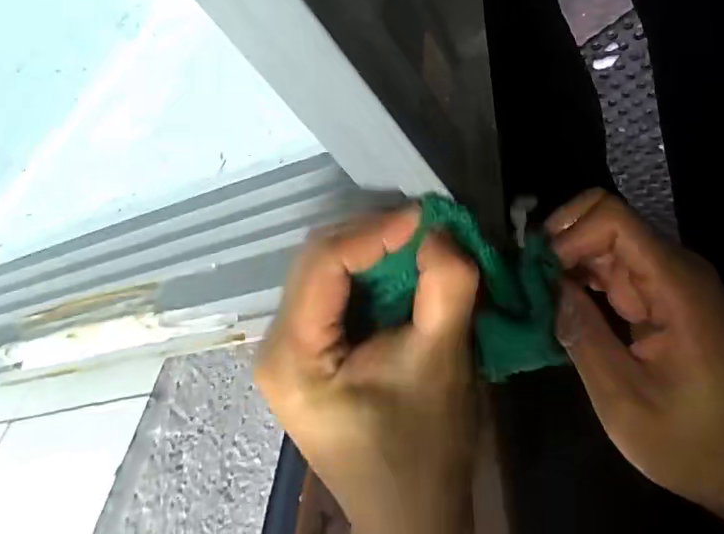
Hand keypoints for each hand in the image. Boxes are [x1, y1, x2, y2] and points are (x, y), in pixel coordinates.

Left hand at [255, 207, 480, 533]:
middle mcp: (277, 344)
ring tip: (422, 242)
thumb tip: (440, 229)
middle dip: (377, 235)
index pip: (324, 261)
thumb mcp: (443, 361)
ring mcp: (291, 347)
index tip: (427, 218)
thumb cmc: (424, 447)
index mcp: (292, 354)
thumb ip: (446, 286)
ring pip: (329, 266)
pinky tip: (406, 267)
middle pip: (320, 258)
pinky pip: (338, 286)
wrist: (416, 515)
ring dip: (378, 248)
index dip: (376, 230)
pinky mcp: (311, 349)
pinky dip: (375, 268)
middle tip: (429, 228)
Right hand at [547, 189, 723, 529]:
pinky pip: (617, 266)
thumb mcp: (627, 403)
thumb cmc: (693, 442)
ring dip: (569, 260)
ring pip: (607, 240)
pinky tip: (561, 302)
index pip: (613, 218)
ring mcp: (670, 277)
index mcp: (674, 283)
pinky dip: (585, 277)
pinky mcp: (664, 293)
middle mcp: (674, 265)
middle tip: (528, 281)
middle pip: (607, 220)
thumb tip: (543, 286)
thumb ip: (583, 337)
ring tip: (536, 294)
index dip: (569, 234)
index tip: (537, 272)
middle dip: (563, 242)